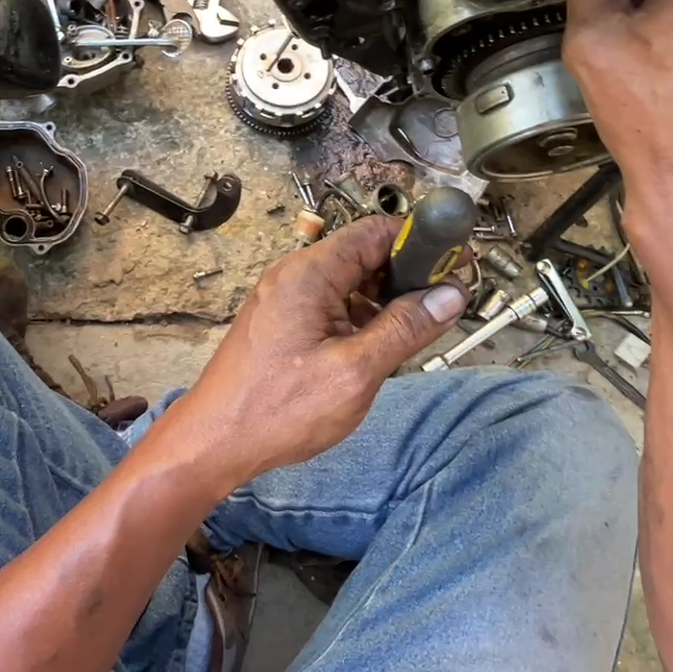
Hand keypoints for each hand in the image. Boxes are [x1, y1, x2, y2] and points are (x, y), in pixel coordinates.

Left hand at [168, 216, 467, 483]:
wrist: (215, 440)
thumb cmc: (279, 408)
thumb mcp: (355, 371)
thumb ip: (405, 328)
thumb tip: (451, 294)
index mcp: (309, 273)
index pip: (374, 231)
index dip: (420, 241)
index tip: (458, 264)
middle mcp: (293, 274)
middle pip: (361, 254)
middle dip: (405, 274)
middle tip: (443, 304)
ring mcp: (284, 298)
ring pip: (348, 282)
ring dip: (384, 299)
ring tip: (417, 329)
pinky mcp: (281, 321)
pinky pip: (329, 304)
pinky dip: (359, 316)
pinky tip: (378, 345)